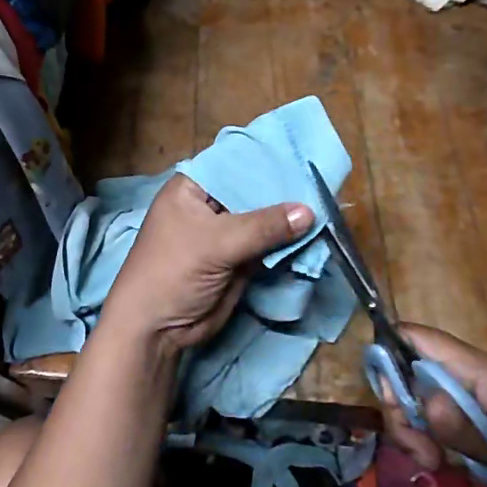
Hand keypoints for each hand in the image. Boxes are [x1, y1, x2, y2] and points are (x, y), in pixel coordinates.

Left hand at [99, 175, 312, 351]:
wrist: (158, 330)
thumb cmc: (173, 272)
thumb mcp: (216, 243)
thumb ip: (264, 226)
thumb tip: (310, 211)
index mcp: (193, 187)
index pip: (236, 162)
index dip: (269, 160)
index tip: (305, 155)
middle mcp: (211, 205)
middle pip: (255, 191)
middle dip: (286, 192)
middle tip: (325, 183)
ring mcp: (227, 233)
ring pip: (266, 220)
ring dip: (291, 220)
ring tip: (328, 207)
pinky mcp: (240, 259)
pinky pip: (270, 245)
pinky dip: (289, 243)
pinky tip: (316, 234)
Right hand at [383, 325, 486, 486]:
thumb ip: (467, 428)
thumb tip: (423, 402)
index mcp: (482, 373)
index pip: (422, 340)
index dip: (392, 354)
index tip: (387, 399)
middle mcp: (470, 381)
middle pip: (410, 373)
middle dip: (402, 407)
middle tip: (418, 451)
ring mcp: (469, 406)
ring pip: (417, 400)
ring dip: (412, 429)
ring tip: (430, 463)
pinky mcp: (470, 430)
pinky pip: (431, 422)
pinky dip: (424, 441)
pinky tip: (437, 465)